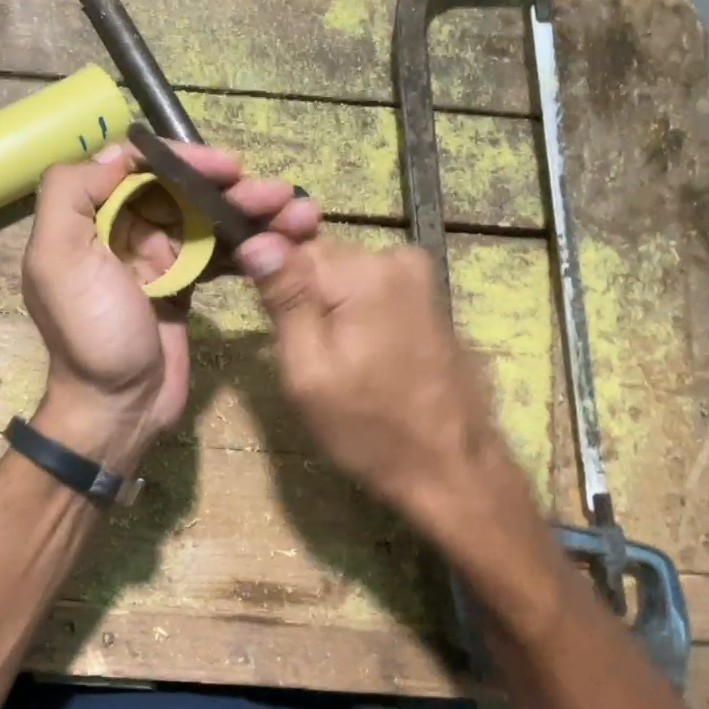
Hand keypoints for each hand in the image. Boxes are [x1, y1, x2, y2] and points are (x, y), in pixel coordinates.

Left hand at [22, 143, 318, 468]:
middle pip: (179, 190)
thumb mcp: (59, 261)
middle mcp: (120, 232)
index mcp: (88, 220)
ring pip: (204, 218)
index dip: (183, 159)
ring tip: (296, 212)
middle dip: (228, 185)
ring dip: (248, 210)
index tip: (225, 166)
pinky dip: (246, 243)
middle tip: (276, 193)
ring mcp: (154, 260)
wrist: (118, 407)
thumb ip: (70, 195)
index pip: (137, 168)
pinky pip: (217, 252)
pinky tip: (282, 240)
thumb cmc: (91, 334)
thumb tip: (116, 154)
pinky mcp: (183, 286)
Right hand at [234, 235, 544, 554]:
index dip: (271, 282)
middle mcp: (396, 259)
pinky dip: (356, 314)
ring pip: (344, 275)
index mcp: (363, 273)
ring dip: (328, 307)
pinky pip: (372, 290)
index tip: (269, 325)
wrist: (451, 468)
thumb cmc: (369, 428)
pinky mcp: (430, 299)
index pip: (290, 247)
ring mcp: (420, 278)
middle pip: (320, 258)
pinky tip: (361, 357)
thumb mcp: (308, 372)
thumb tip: (256, 239)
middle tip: (303, 354)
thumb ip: (284, 300)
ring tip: (332, 361)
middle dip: (301, 296)